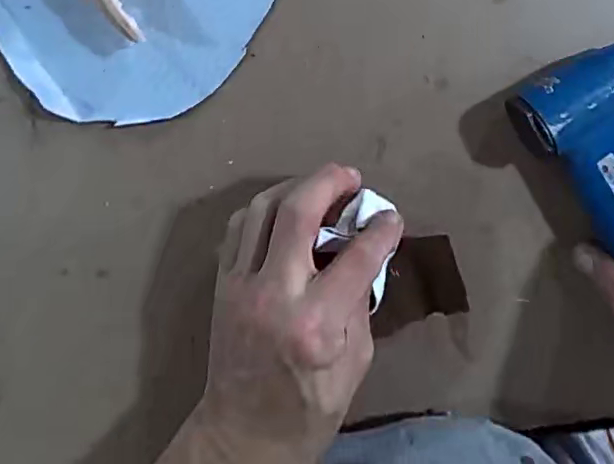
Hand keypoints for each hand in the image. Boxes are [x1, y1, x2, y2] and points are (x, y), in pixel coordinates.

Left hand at [161, 165, 403, 463]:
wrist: (240, 440)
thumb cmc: (307, 409)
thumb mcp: (355, 362)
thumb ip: (362, 300)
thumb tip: (368, 251)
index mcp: (314, 325)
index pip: (357, 257)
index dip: (381, 229)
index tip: (392, 217)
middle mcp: (274, 295)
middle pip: (297, 212)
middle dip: (330, 181)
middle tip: (352, 176)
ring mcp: (239, 286)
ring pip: (263, 208)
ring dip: (298, 186)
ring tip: (322, 187)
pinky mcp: (221, 284)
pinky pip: (241, 225)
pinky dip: (267, 207)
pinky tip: (287, 210)